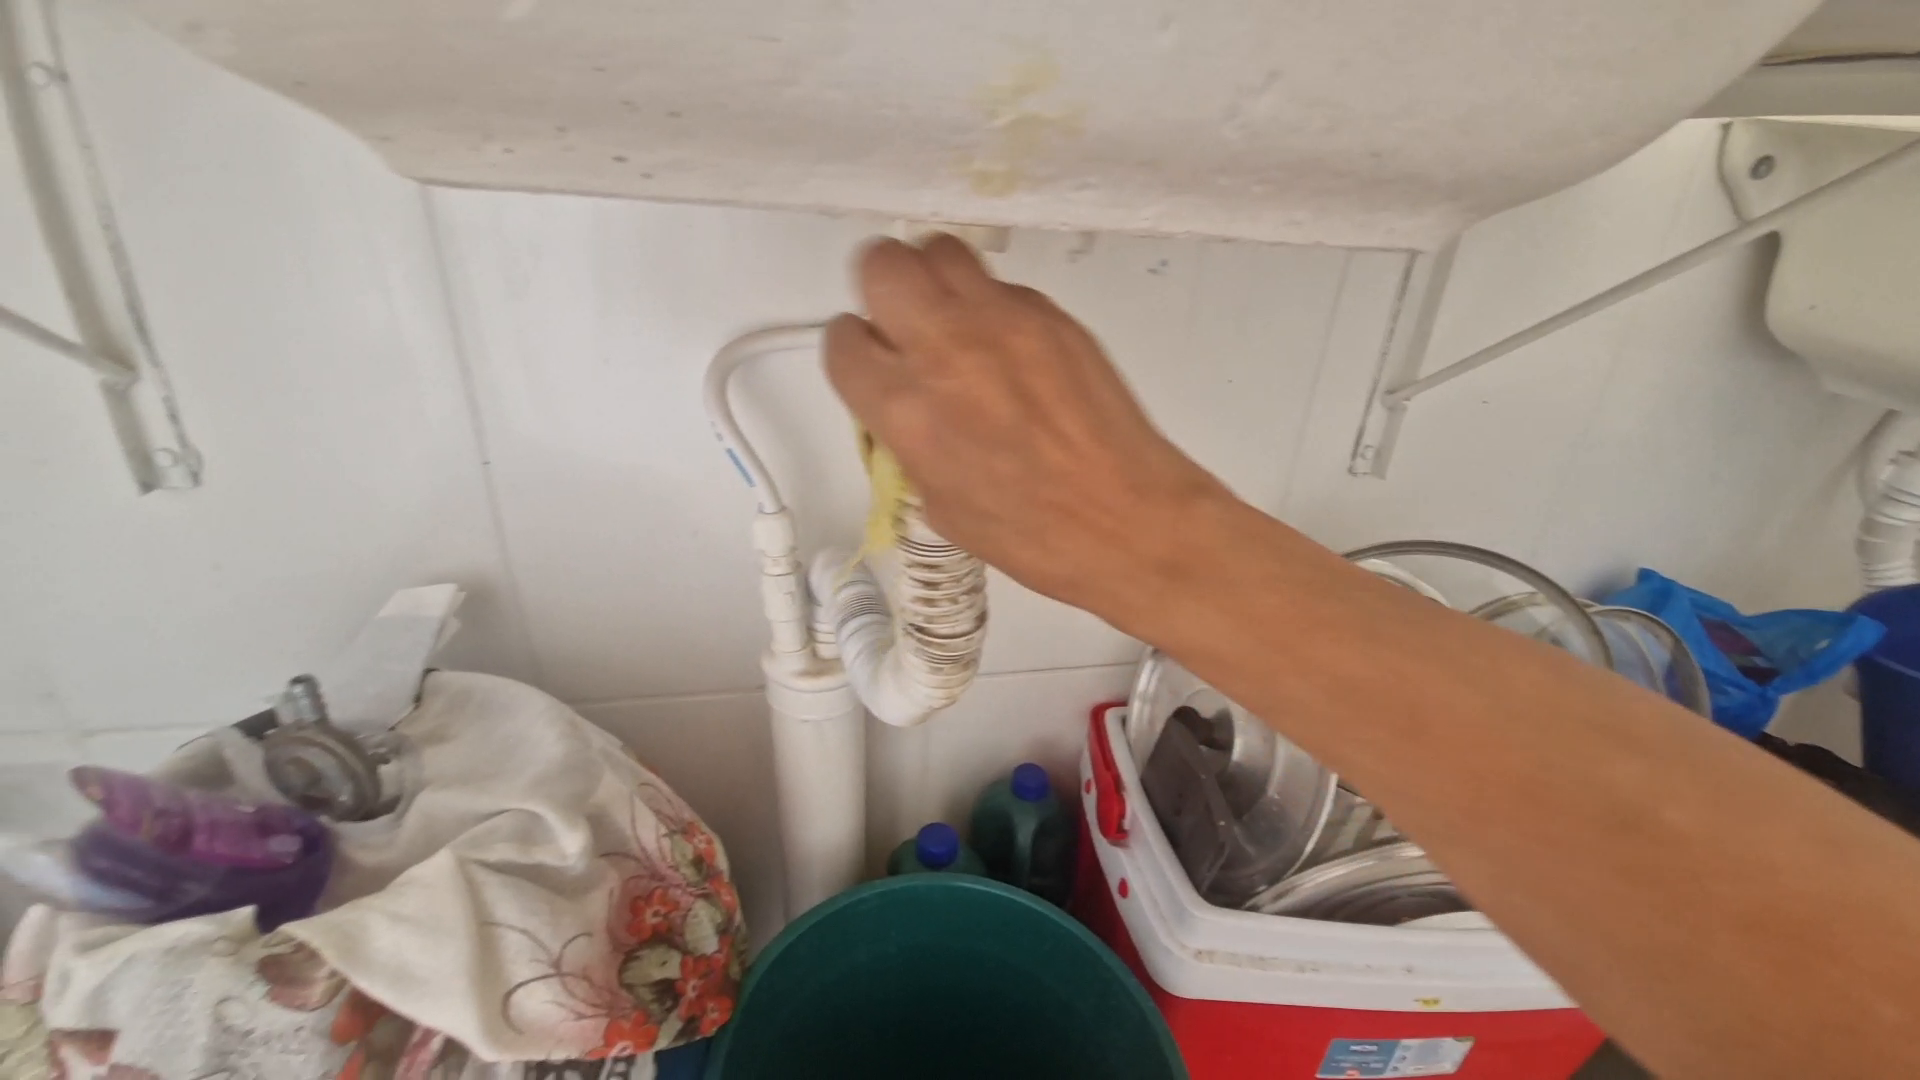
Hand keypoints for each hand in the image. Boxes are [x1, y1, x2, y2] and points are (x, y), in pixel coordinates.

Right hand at [824, 234, 1232, 618]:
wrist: (1124, 517)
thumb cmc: (1030, 533)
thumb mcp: (938, 502)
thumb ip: (904, 437)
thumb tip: (898, 403)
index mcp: (906, 410)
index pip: (842, 341)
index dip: (854, 354)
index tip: (872, 366)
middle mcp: (945, 349)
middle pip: (881, 264)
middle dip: (881, 291)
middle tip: (902, 324)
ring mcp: (1002, 321)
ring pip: (940, 250)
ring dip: (933, 280)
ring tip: (952, 321)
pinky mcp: (1050, 313)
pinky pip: (999, 285)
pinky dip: (989, 306)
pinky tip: (1009, 348)